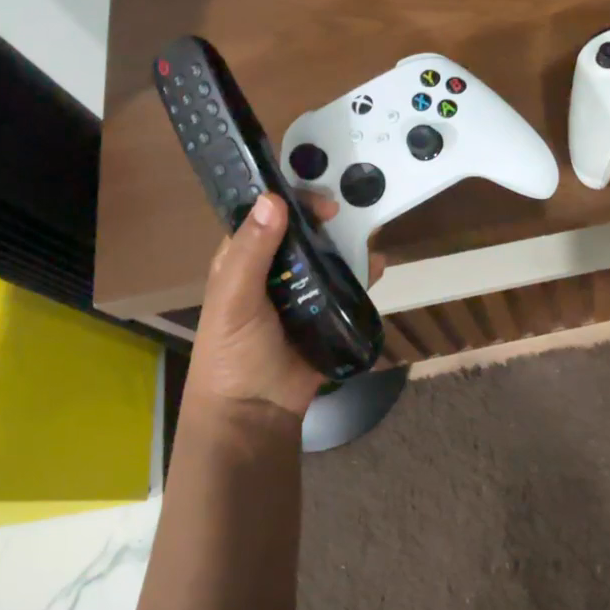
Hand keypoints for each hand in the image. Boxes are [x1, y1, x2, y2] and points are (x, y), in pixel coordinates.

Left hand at [189, 190, 384, 416]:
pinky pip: (348, 284)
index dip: (288, 199)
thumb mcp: (234, 299)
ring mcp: (303, 291)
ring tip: (369, 231)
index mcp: (243, 260)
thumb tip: (272, 199)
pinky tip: (377, 265)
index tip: (316, 199)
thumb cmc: (232, 352)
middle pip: (302, 231)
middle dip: (325, 218)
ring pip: (328, 254)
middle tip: (346, 214)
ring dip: (347, 241)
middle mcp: (274, 269)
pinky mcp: (327, 311)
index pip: (264, 215)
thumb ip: (251, 252)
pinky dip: (363, 271)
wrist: (257, 411)